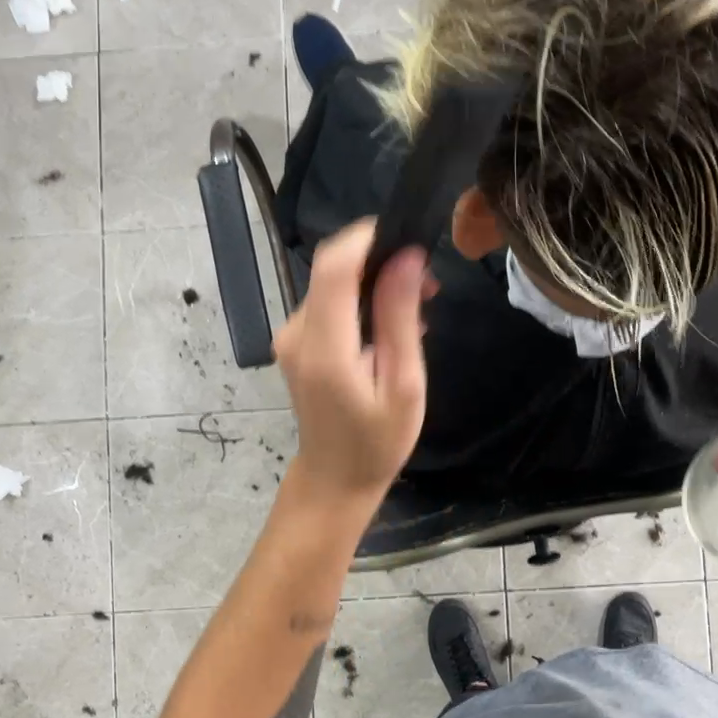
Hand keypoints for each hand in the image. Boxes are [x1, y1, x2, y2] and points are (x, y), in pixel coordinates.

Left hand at [273, 220, 429, 501]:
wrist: (336, 479)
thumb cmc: (377, 442)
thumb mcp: (403, 385)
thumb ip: (400, 319)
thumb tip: (407, 258)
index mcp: (324, 348)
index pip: (334, 265)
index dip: (368, 238)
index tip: (410, 238)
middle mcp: (296, 334)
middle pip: (333, 270)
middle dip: (380, 263)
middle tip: (427, 287)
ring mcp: (290, 337)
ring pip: (332, 285)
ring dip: (374, 285)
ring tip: (416, 312)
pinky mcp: (294, 342)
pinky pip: (328, 305)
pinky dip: (360, 304)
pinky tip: (388, 329)